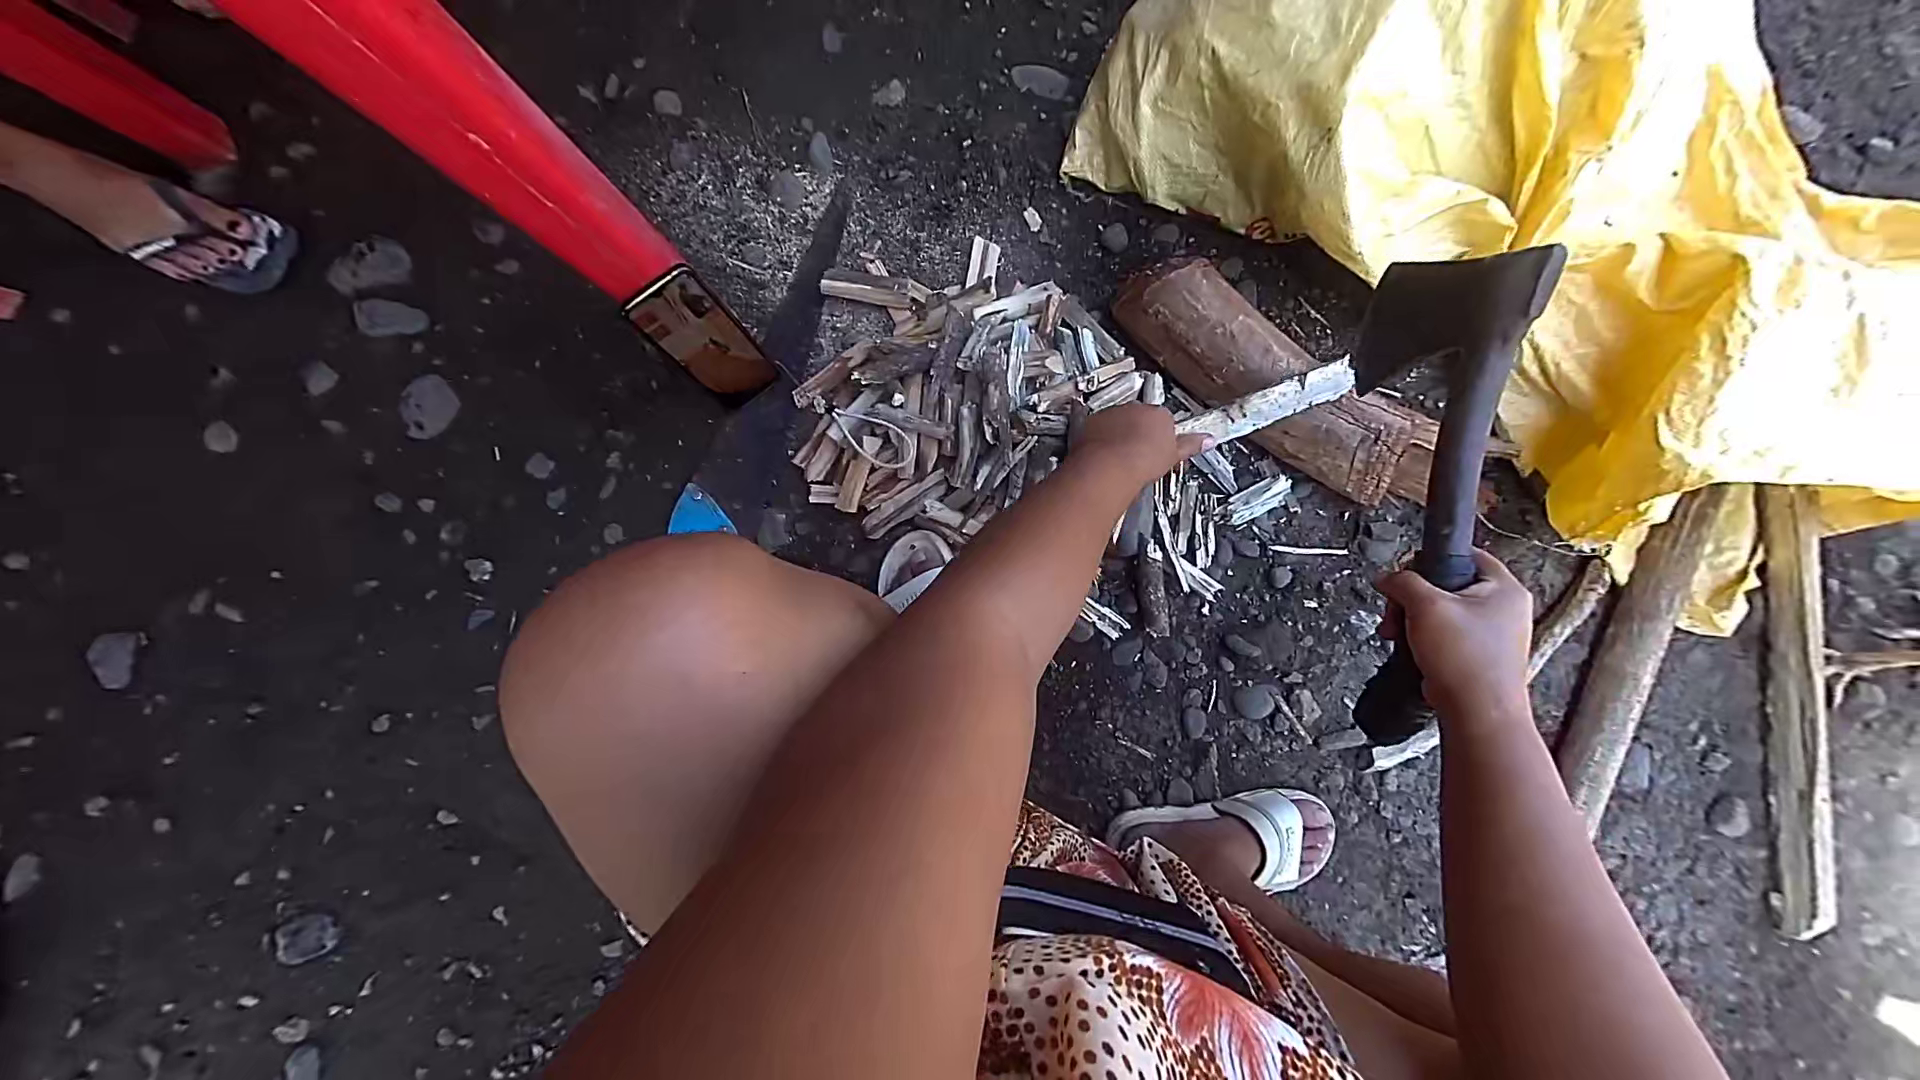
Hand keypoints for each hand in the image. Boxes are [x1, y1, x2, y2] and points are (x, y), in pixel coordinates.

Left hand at [1070, 403, 1213, 479]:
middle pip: (1139, 418)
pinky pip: (1098, 427)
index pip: (1163, 420)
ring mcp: (1113, 414)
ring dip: (1118, 434)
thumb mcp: (1174, 455)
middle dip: (1138, 433)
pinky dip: (1099, 438)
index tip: (1155, 449)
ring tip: (1120, 457)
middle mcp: (1135, 408)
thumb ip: (1191, 445)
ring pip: (1117, 421)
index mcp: (1159, 414)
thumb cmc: (1141, 460)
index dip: (1159, 437)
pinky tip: (1103, 454)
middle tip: (1138, 454)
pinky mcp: (1093, 422)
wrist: (1111, 466)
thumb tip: (1207, 441)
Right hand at [1375, 549, 1532, 725]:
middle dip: (1410, 598)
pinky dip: (1419, 636)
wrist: (1476, 710)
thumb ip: (1403, 582)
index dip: (1431, 560)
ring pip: (1437, 609)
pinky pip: (1439, 631)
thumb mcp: (1425, 606)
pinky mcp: (1474, 650)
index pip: (1466, 554)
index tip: (1409, 574)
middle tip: (1397, 611)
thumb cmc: (1466, 661)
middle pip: (1443, 584)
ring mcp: (1489, 631)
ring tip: (1398, 633)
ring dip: (1409, 618)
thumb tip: (1388, 578)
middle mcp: (1502, 607)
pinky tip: (1409, 647)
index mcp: (1504, 588)